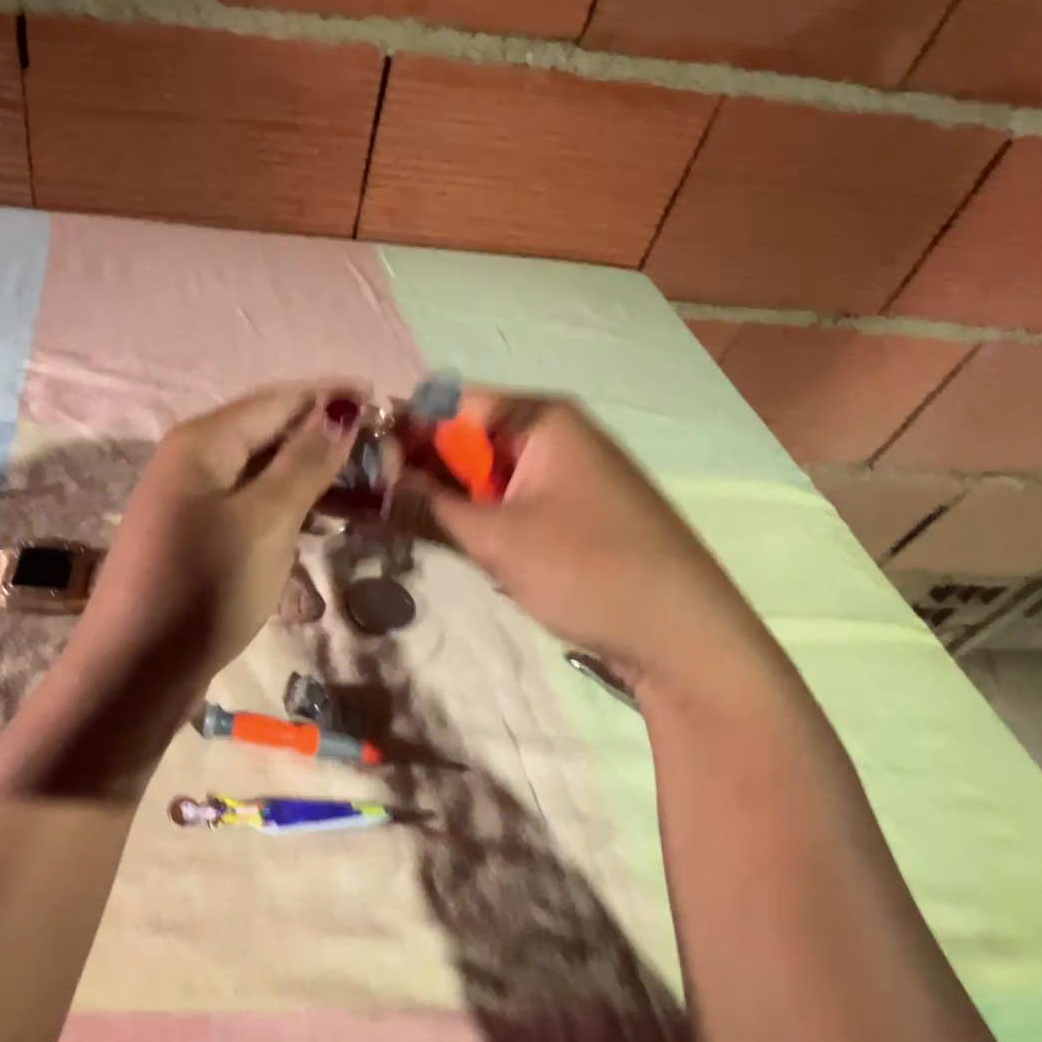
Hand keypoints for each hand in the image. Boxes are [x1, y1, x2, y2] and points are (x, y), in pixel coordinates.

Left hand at [66, 383, 362, 687]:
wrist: (136, 671)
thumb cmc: (205, 585)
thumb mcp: (265, 520)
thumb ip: (305, 462)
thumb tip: (342, 408)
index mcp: (203, 441)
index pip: (280, 400)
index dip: (334, 399)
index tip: (388, 408)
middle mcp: (192, 460)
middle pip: (270, 433)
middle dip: (327, 439)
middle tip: (385, 459)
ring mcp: (191, 502)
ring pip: (263, 473)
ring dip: (313, 475)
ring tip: (366, 489)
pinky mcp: (198, 539)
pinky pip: (252, 506)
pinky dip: (289, 507)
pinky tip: (321, 521)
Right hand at [399, 386, 781, 690]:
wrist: (686, 639)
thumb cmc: (590, 571)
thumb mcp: (496, 538)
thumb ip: (429, 503)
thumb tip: (377, 475)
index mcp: (542, 418)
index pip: (449, 402)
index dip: (400, 428)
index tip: (355, 465)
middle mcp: (555, 434)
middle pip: (466, 436)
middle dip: (417, 465)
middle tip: (365, 501)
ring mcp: (566, 474)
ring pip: (484, 473)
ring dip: (443, 495)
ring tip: (391, 520)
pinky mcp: (572, 512)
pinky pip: (509, 500)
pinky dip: (475, 516)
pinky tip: (444, 538)